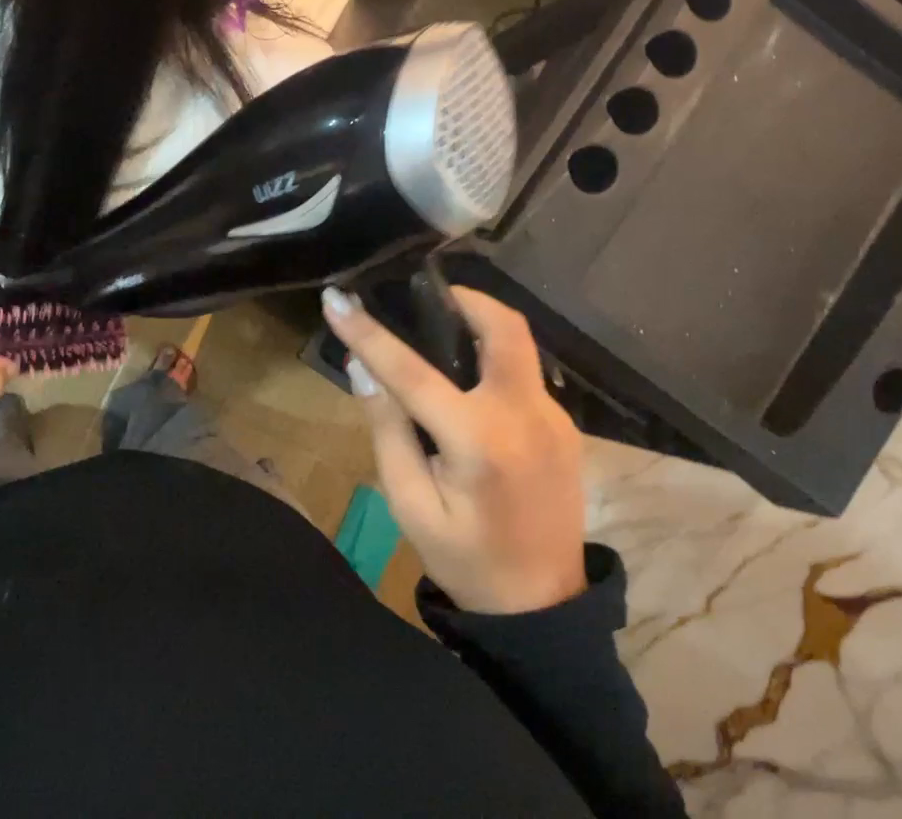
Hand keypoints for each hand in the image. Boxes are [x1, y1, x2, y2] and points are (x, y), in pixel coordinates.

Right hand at [323, 285, 585, 614]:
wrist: (541, 606)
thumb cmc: (463, 557)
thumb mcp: (408, 503)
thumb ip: (388, 431)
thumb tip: (363, 370)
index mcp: (480, 441)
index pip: (413, 371)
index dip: (368, 333)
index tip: (337, 299)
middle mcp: (526, 417)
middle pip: (504, 329)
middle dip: (463, 299)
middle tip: (423, 295)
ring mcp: (555, 420)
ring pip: (519, 349)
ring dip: (479, 328)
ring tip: (436, 332)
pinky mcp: (565, 429)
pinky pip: (524, 378)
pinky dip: (492, 364)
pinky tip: (464, 386)